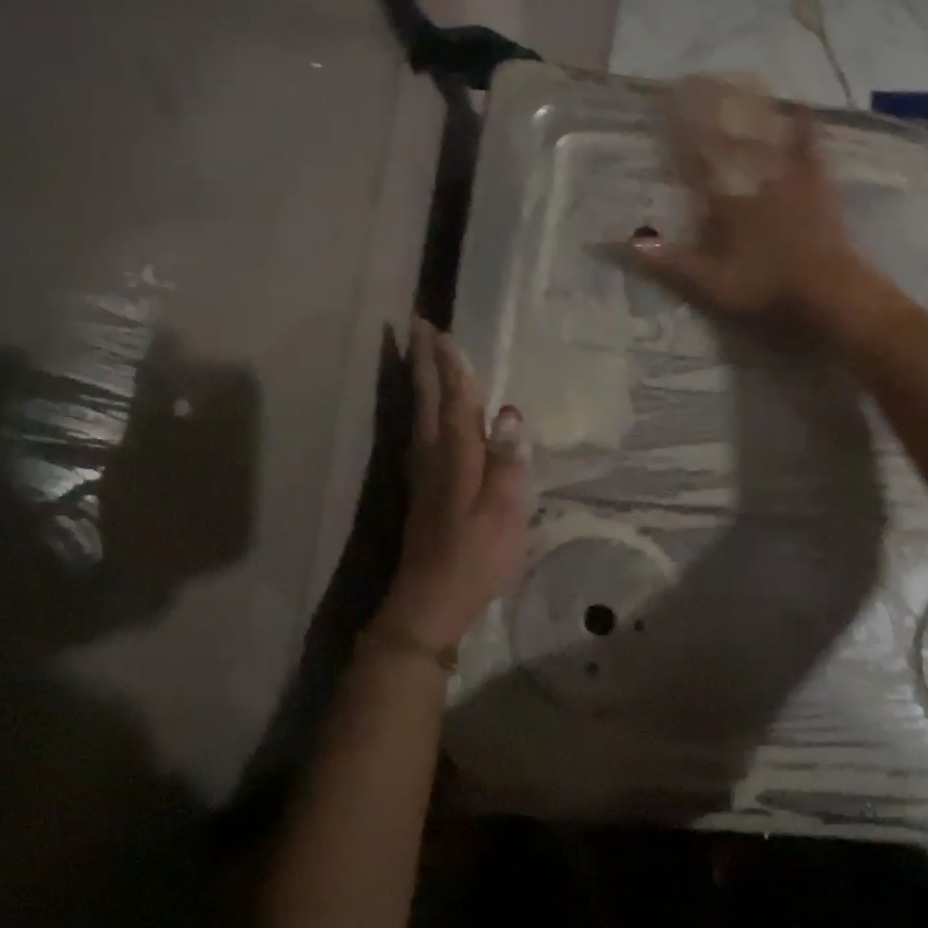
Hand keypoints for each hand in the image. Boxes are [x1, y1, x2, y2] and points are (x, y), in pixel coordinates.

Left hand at [378, 319, 528, 648]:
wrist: (430, 601)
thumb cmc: (476, 556)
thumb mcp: (505, 511)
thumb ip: (508, 461)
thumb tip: (509, 412)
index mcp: (458, 457)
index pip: (455, 400)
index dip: (450, 365)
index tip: (440, 328)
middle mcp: (434, 456)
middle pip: (428, 400)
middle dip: (424, 362)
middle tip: (418, 326)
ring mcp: (424, 474)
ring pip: (419, 415)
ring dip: (419, 381)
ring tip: (420, 356)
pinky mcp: (422, 491)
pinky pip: (420, 434)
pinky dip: (422, 412)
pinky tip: (425, 417)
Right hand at [618, 89, 868, 320]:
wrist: (829, 294)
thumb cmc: (766, 292)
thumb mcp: (709, 284)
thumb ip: (666, 261)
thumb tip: (615, 243)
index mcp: (726, 199)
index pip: (697, 152)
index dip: (680, 123)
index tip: (665, 98)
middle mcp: (755, 177)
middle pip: (730, 132)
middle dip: (712, 104)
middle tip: (697, 79)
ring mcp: (789, 178)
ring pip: (767, 133)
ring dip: (751, 106)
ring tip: (737, 80)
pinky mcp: (818, 186)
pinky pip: (810, 149)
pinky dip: (804, 127)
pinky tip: (801, 107)